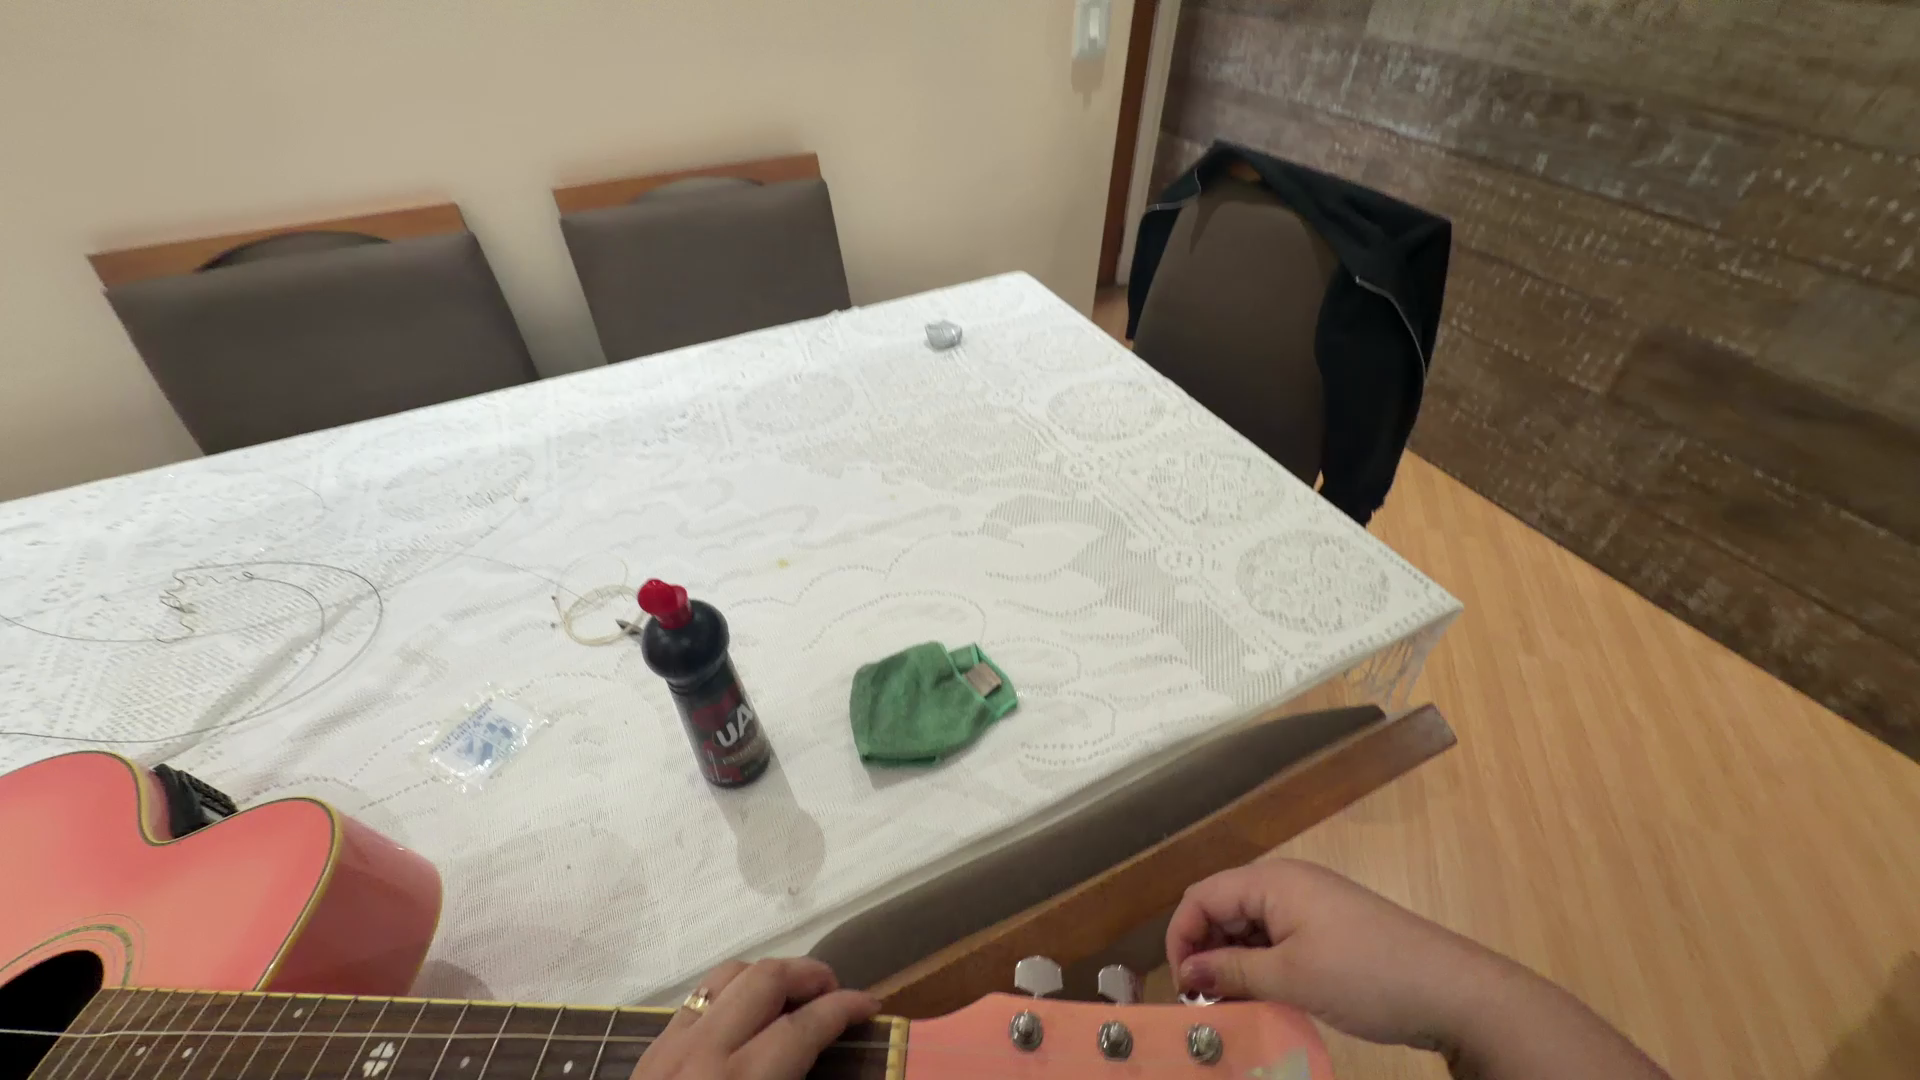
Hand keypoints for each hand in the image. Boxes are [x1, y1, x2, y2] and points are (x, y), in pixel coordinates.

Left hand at [631, 958, 878, 1079]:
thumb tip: (825, 1058)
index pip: (803, 1027)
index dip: (844, 1009)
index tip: (869, 1005)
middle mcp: (703, 1054)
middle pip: (767, 981)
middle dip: (810, 975)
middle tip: (835, 994)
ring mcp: (671, 1048)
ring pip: (730, 975)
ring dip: (771, 975)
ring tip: (795, 995)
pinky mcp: (650, 1052)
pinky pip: (700, 996)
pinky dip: (734, 990)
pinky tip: (747, 1014)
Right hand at [1167, 859, 1501, 1048]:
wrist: (1455, 991)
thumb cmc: (1365, 976)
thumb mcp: (1291, 978)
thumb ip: (1231, 972)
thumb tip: (1186, 973)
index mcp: (1270, 881)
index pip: (1202, 897)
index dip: (1182, 937)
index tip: (1182, 987)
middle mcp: (1285, 882)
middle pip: (1223, 907)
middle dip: (1206, 950)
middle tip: (1205, 1001)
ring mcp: (1309, 903)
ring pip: (1249, 925)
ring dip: (1233, 961)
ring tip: (1233, 1004)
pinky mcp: (1328, 926)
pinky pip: (1277, 937)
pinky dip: (1262, 963)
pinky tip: (1266, 995)